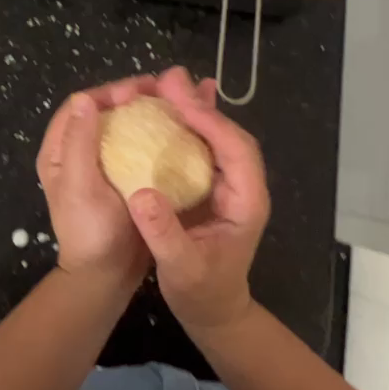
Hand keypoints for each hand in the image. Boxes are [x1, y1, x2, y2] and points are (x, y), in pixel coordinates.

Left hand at [36, 77, 156, 289]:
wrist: (107, 277)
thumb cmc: (89, 231)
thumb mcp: (78, 185)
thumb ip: (78, 142)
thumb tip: (84, 98)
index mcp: (59, 151)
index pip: (80, 106)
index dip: (108, 93)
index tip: (138, 90)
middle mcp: (78, 153)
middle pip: (104, 112)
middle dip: (132, 97)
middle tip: (165, 91)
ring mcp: (104, 166)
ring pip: (123, 127)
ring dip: (147, 112)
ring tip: (176, 103)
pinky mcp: (125, 178)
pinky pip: (139, 147)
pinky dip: (157, 134)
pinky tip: (181, 130)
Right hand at [124, 67, 268, 332]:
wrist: (212, 310)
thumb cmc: (202, 292)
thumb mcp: (181, 268)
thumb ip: (164, 234)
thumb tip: (141, 194)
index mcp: (247, 200)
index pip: (236, 150)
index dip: (211, 123)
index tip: (180, 103)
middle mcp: (240, 184)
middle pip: (225, 133)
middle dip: (199, 104)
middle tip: (166, 79)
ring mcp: (225, 182)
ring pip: (213, 134)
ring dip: (190, 108)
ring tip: (162, 84)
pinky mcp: (207, 184)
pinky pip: (198, 145)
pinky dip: (183, 124)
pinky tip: (165, 105)